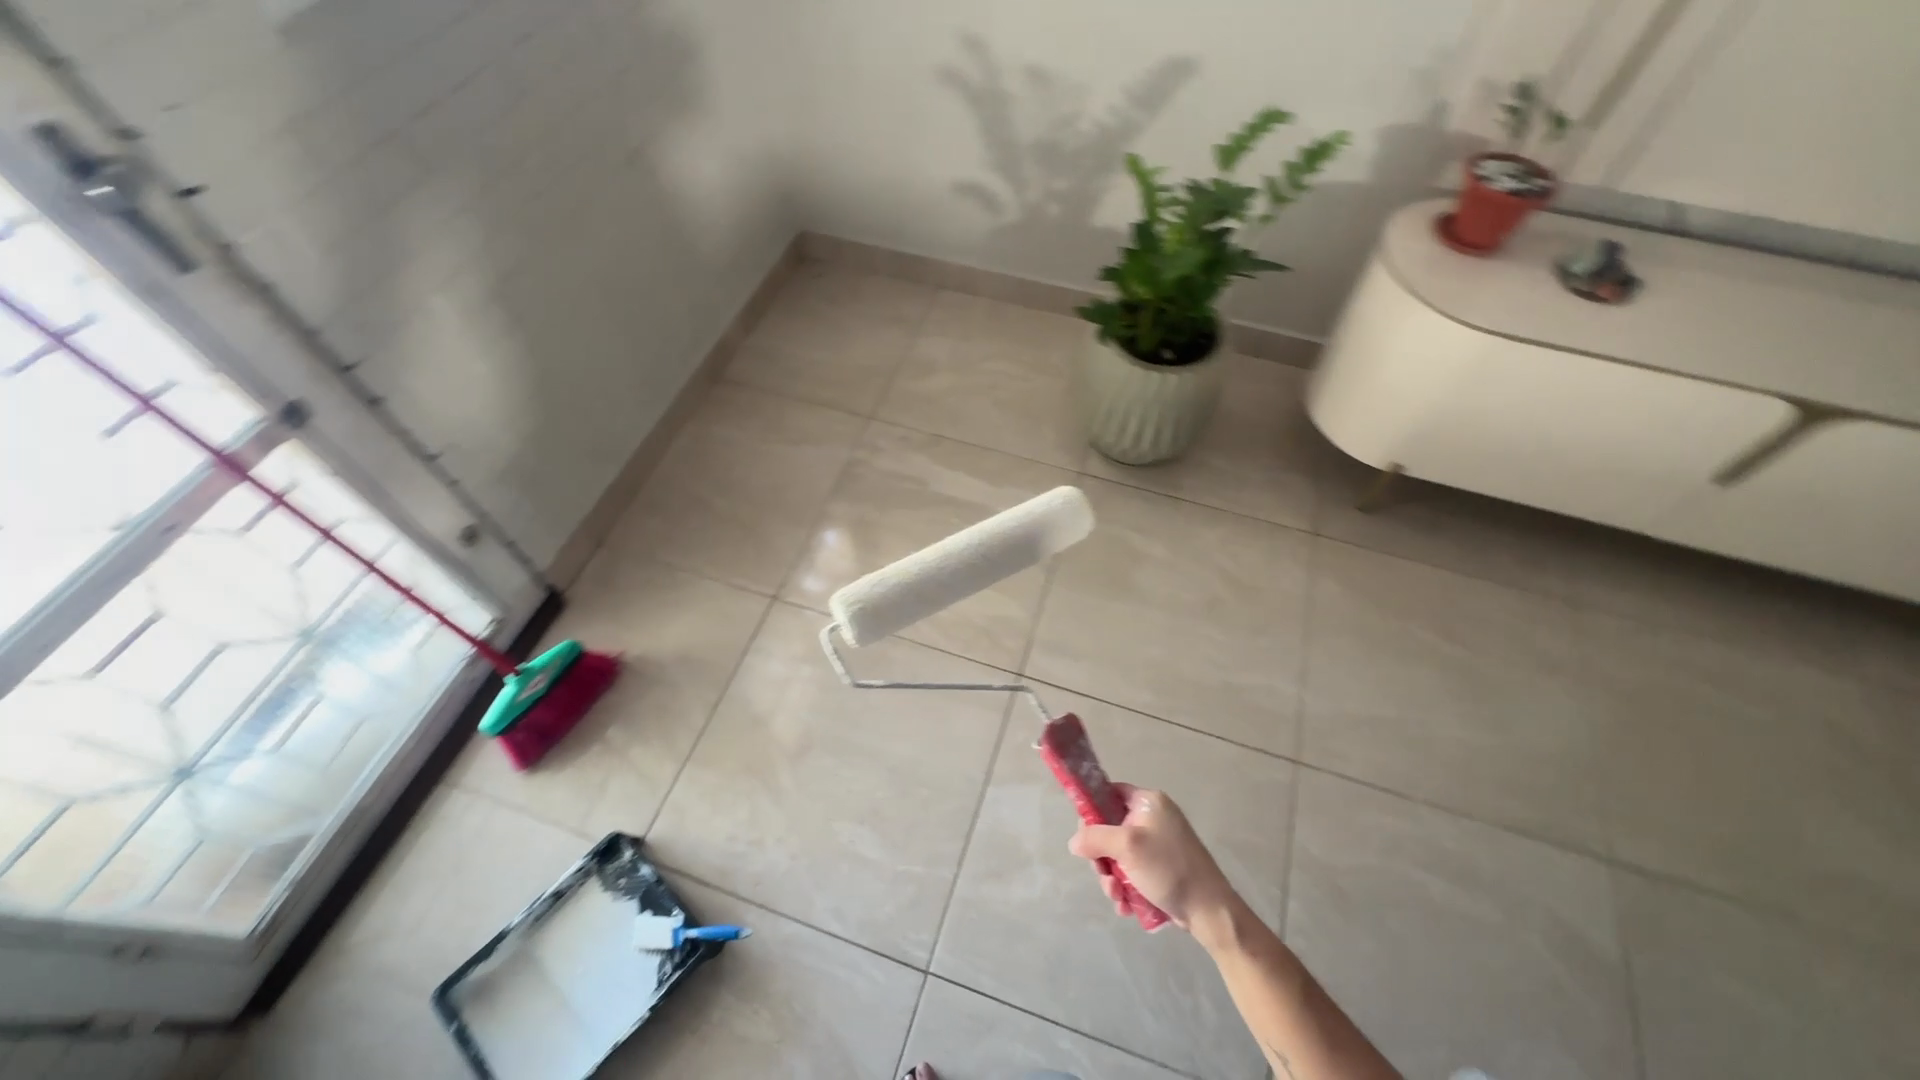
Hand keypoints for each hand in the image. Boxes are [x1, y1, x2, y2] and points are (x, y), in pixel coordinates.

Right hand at [1067, 784, 1239, 938]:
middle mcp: (1152, 818)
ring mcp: (1157, 844)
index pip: (1108, 793)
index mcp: (1148, 802)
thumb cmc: (1168, 868)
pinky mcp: (1160, 868)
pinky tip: (1127, 904)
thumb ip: (1095, 837)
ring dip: (1112, 878)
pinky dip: (1126, 887)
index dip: (1092, 812)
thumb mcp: (1127, 847)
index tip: (1085, 837)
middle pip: (1109, 829)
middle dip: (1102, 857)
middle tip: (1105, 875)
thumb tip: (1074, 842)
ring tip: (1118, 896)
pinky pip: (1131, 871)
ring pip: (1117, 855)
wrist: (1208, 909)